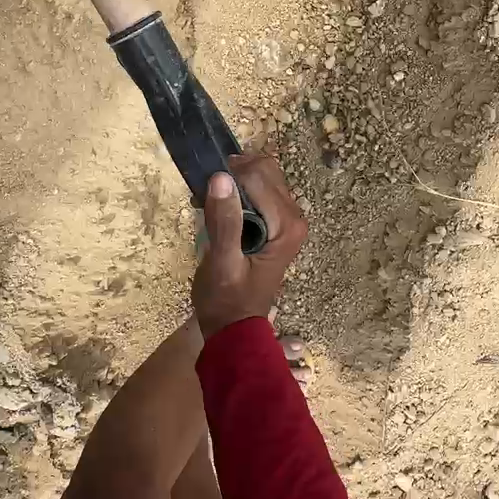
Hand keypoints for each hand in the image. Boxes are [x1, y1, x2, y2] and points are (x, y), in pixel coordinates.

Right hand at [192, 154, 307, 337]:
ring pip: (264, 176)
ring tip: (210, 203)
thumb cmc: (226, 300)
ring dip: (235, 182)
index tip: (203, 194)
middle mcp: (295, 217)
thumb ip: (225, 221)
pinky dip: (239, 190)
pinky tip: (220, 208)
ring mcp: (289, 218)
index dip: (228, 178)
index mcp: (287, 225)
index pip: (258, 177)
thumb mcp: (221, 263)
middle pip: (265, 170)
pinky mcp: (278, 221)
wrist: (234, 328)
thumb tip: (221, 177)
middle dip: (233, 176)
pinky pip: (261, 190)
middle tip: (206, 196)